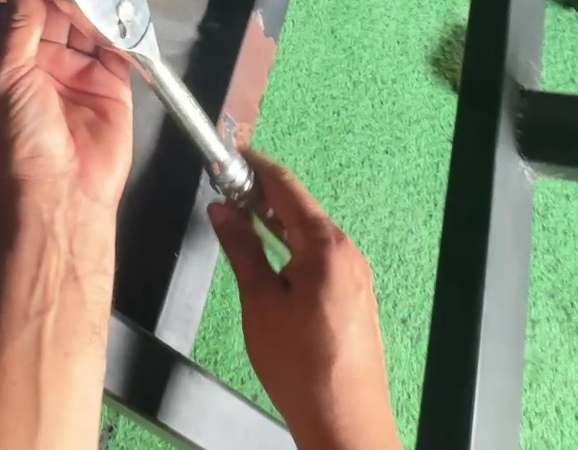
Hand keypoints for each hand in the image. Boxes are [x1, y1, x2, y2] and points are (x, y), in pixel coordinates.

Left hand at [0, 0, 135, 214]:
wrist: (60, 197)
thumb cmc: (20, 138)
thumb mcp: (8, 74)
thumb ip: (18, 23)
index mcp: (13, 58)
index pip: (22, 8)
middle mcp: (46, 60)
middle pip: (57, 8)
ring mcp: (82, 70)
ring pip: (88, 21)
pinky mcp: (115, 82)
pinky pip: (119, 44)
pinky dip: (121, 21)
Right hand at [209, 152, 399, 449]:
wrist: (346, 428)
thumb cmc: (301, 365)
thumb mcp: (259, 300)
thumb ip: (241, 246)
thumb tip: (221, 208)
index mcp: (327, 246)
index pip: (286, 187)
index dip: (254, 166)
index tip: (227, 154)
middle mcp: (348, 253)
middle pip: (299, 206)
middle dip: (261, 192)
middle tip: (224, 187)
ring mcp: (355, 275)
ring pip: (308, 230)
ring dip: (274, 218)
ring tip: (239, 214)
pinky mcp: (354, 295)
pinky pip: (318, 252)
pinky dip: (290, 242)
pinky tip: (268, 251)